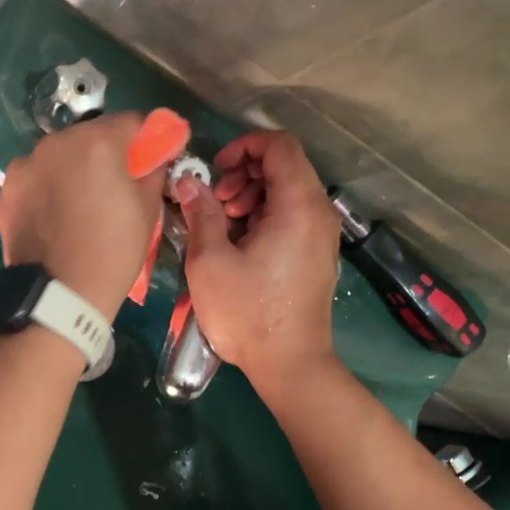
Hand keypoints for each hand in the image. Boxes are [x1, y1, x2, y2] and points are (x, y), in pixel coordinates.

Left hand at [0, 112, 165, 316]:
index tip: (150, 158)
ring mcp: (24, 167)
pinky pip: (33, 182)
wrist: (61, 295)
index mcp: (96, 141)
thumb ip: (152, 171)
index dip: (146, 139)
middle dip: (103, 154)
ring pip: (56, 158)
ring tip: (77, 205)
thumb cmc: (113, 251)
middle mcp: (55, 144)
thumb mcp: (147, 210)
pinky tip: (52, 219)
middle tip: (112, 186)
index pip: (131, 123)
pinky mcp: (5, 193)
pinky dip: (43, 192)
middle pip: (88, 137)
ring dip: (69, 171)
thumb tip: (154, 157)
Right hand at [174, 130, 339, 385]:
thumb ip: (200, 213)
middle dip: (243, 173)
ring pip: (286, 191)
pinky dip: (263, 216)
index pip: (279, 145)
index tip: (214, 171)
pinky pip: (290, 216)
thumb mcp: (211, 261)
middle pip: (284, 166)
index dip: (243, 146)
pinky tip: (238, 244)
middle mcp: (318, 212)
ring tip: (222, 225)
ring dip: (250, 196)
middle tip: (214, 203)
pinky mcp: (315, 255)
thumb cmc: (248, 312)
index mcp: (298, 205)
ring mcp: (321, 235)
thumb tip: (188, 182)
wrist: (289, 363)